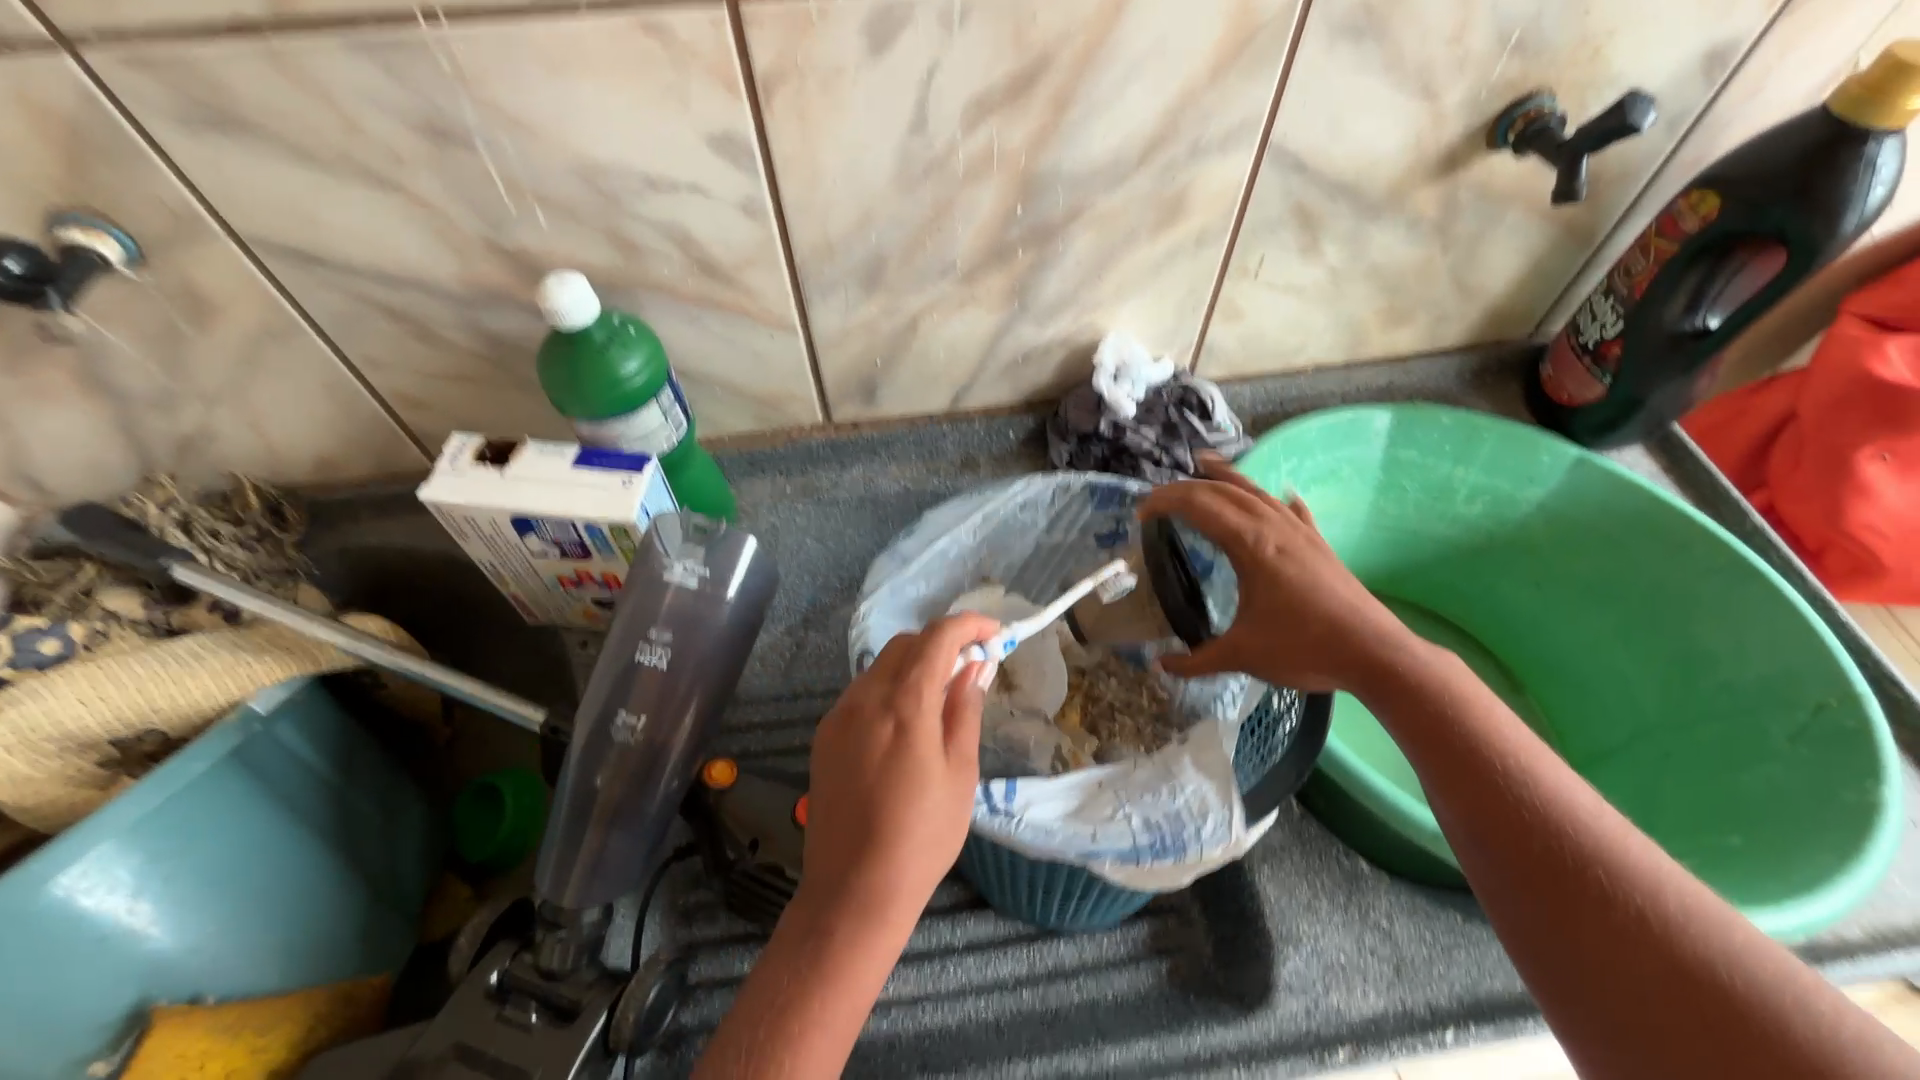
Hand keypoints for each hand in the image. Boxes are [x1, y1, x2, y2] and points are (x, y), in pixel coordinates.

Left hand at [801, 613, 999, 921]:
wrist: (854, 889)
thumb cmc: (922, 837)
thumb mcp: (960, 773)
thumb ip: (964, 711)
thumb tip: (973, 668)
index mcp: (904, 704)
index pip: (936, 638)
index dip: (968, 625)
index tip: (994, 633)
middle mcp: (864, 698)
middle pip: (904, 645)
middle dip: (940, 644)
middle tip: (971, 668)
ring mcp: (838, 717)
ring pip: (879, 667)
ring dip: (913, 667)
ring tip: (941, 699)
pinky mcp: (824, 737)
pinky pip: (861, 694)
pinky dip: (889, 690)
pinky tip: (906, 725)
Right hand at [1138, 455, 1415, 692]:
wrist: (1374, 653)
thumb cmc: (1304, 649)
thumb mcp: (1241, 655)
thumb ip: (1196, 661)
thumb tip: (1161, 666)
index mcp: (1249, 544)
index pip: (1198, 505)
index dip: (1165, 503)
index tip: (1140, 514)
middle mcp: (1273, 527)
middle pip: (1224, 491)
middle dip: (1186, 487)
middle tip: (1158, 497)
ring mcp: (1300, 533)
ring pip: (1257, 493)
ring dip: (1227, 478)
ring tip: (1205, 465)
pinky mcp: (1319, 546)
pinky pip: (1291, 511)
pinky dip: (1275, 500)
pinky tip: (1281, 496)